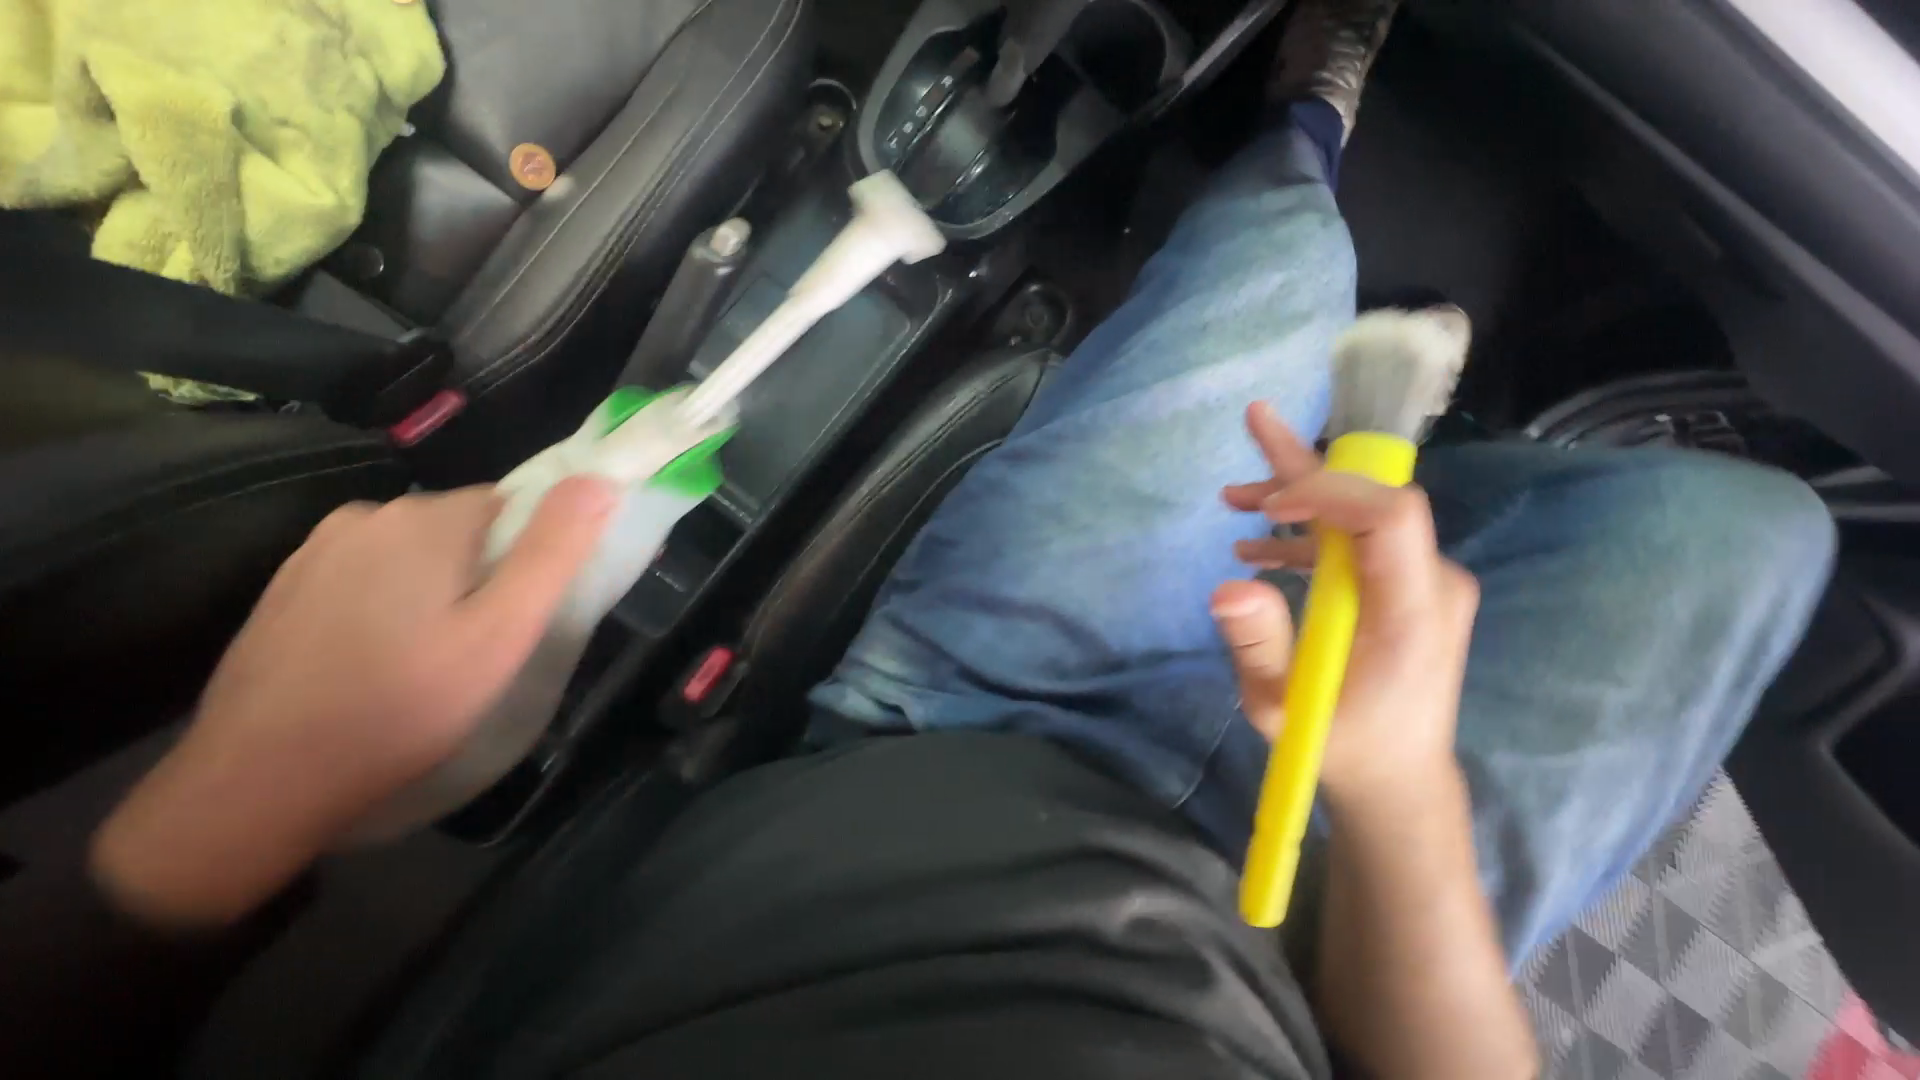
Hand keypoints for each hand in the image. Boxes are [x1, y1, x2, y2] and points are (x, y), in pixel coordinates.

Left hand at [92, 477, 616, 926]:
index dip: (533, 555)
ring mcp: (317, 551)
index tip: (529, 611)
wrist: (264, 779)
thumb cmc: (406, 705)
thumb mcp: (504, 633)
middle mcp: (366, 516)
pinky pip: (367, 577)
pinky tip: (383, 659)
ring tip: (437, 656)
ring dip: (438, 587)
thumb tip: (601, 481)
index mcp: (425, 518)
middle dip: (486, 571)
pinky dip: (390, 604)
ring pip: (414, 554)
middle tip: (489, 642)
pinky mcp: (286, 587)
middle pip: (462, 527)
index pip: (513, 505)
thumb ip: (554, 552)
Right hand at [1211, 402, 1478, 807]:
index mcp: (1411, 611)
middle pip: (1374, 499)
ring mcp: (1425, 584)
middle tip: (1255, 419)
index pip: (1390, 516)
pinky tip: (1257, 546)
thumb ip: (1258, 646)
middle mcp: (1431, 584)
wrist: (1398, 777)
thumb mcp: (1285, 709)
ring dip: (1298, 500)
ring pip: (1363, 515)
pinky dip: (1309, 535)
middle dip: (1307, 465)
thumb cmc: (1342, 747)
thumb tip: (1226, 586)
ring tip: (1232, 498)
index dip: (1329, 493)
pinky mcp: (1408, 588)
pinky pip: (1360, 542)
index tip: (1269, 508)